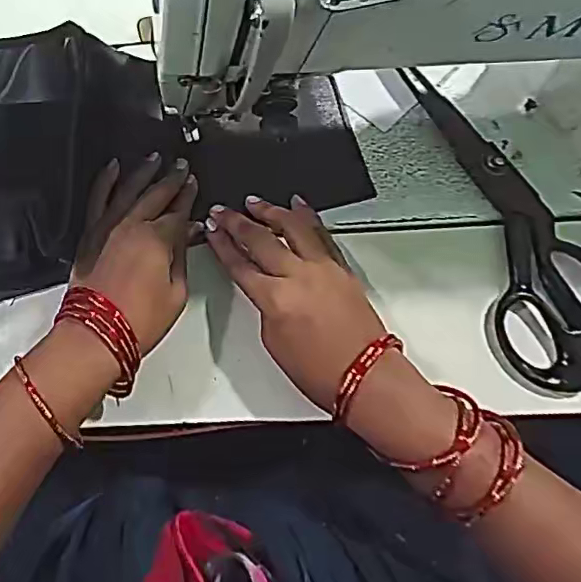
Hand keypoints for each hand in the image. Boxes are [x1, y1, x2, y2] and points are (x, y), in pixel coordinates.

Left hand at [70, 155, 200, 354]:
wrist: (95, 334)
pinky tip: (112, 169)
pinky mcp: (89, 235)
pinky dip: (105, 181)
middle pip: (156, 195)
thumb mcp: (175, 292)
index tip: (194, 186)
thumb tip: (185, 239)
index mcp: (157, 239)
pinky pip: (97, 199)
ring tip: (154, 159)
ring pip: (128, 190)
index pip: (179, 211)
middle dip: (172, 180)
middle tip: (182, 168)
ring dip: (143, 173)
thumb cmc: (134, 321)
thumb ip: (181, 258)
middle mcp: (131, 227)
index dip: (189, 197)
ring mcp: (108, 228)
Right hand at [204, 196, 391, 411]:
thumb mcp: (273, 342)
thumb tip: (262, 288)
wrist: (368, 379)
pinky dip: (308, 217)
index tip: (213, 230)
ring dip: (270, 211)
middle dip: (236, 222)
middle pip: (260, 239)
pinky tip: (298, 207)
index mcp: (275, 299)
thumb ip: (264, 307)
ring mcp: (323, 270)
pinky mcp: (342, 270)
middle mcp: (299, 278)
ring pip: (292, 227)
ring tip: (255, 202)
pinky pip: (321, 235)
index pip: (239, 263)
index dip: (222, 244)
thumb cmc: (324, 373)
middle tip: (223, 211)